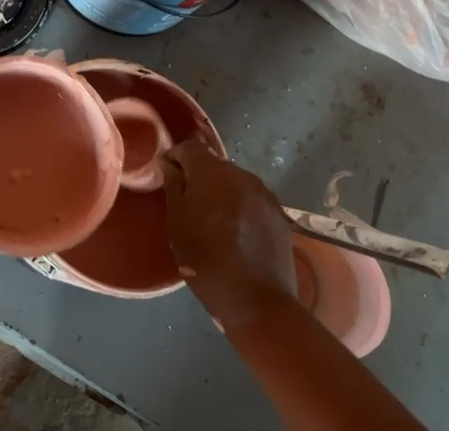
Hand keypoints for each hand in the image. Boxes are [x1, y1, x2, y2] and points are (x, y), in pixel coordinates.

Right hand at [160, 138, 296, 329]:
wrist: (257, 300)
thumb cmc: (205, 260)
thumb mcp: (176, 224)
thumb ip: (173, 187)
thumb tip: (171, 166)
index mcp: (212, 173)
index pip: (190, 147)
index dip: (176, 156)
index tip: (168, 175)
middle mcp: (241, 175)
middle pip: (214, 165)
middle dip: (200, 177)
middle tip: (189, 202)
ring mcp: (265, 195)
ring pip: (235, 183)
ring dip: (222, 192)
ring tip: (214, 220)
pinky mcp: (280, 215)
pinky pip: (253, 200)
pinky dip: (241, 207)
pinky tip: (237, 233)